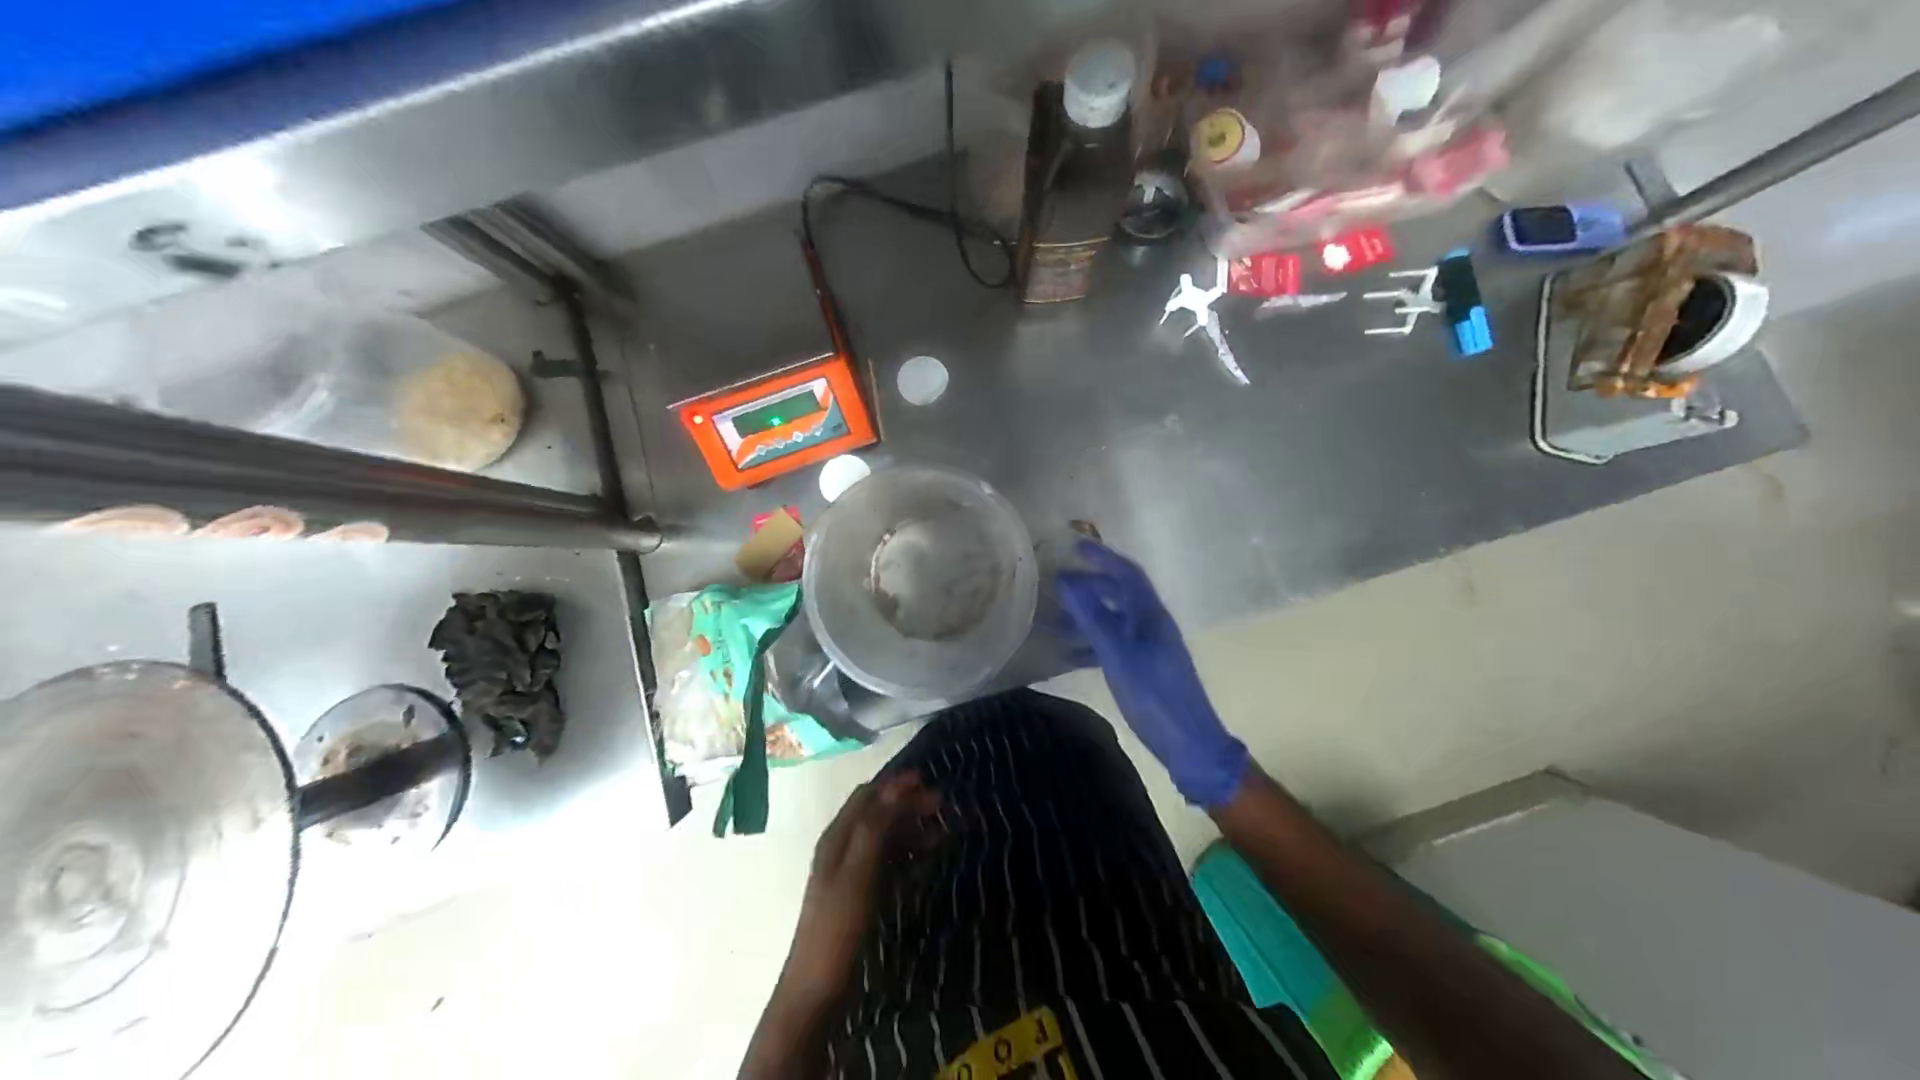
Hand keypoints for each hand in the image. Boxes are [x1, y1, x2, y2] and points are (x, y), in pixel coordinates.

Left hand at [777, 771, 942, 1007]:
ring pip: (886, 838)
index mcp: (837, 837)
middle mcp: (842, 848)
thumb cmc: (837, 929)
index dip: (897, 785)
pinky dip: (908, 857)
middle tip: (943, 806)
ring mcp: (851, 873)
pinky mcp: (861, 896)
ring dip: (912, 830)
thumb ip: (875, 828)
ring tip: (943, 833)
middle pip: (878, 814)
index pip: (868, 796)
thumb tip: (896, 787)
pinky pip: (888, 865)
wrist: (816, 992)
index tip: (930, 781)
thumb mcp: (858, 874)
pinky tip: (927, 863)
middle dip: (909, 805)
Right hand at [1056, 540, 1248, 807]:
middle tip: (1058, 582)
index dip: (1102, 557)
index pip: (1127, 573)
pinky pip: (1114, 644)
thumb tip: (1066, 581)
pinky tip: (1068, 654)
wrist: (1189, 742)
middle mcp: (1152, 624)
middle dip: (1090, 584)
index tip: (1074, 547)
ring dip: (1086, 615)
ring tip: (1054, 619)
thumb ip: (1092, 617)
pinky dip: (1091, 643)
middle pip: (1120, 593)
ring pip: (1114, 620)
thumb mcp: (1118, 654)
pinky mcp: (1145, 668)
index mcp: (1151, 615)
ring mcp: (1150, 647)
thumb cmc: (1153, 695)